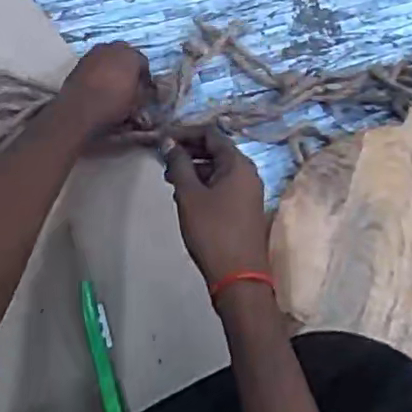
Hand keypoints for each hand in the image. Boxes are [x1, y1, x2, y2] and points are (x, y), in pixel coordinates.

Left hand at [57, 42, 149, 133]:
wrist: (79, 110)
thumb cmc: (113, 104)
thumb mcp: (137, 101)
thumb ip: (143, 89)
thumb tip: (142, 86)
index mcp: (132, 56)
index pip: (143, 62)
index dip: (143, 76)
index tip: (142, 87)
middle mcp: (114, 48)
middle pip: (126, 54)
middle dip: (128, 65)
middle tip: (127, 81)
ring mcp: (96, 52)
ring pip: (110, 55)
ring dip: (112, 65)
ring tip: (111, 81)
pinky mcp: (81, 59)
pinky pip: (96, 61)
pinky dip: (99, 68)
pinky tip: (98, 81)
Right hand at [165, 131, 270, 287]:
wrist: (240, 279)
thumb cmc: (213, 231)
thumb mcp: (190, 195)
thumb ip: (179, 164)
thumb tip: (170, 142)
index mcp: (238, 163)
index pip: (210, 134)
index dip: (185, 133)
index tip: (162, 139)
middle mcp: (248, 172)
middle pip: (216, 150)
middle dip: (189, 151)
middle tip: (164, 160)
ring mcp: (249, 191)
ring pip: (218, 169)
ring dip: (194, 169)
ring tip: (170, 180)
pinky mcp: (245, 208)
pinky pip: (223, 184)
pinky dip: (204, 183)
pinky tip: (186, 196)